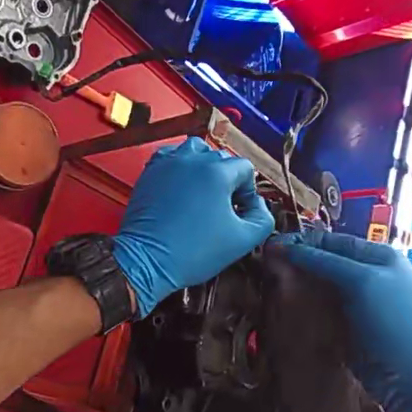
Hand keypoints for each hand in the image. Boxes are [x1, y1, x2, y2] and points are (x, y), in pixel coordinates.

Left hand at [112, 138, 276, 314]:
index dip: (247, 191)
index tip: (239, 212)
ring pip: (194, 151)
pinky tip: (180, 188)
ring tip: (202, 192)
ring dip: (203, 167)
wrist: (148, 261)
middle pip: (220, 158)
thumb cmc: (194, 251)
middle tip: (221, 208)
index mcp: (217, 171)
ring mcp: (167, 163)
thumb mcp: (243, 240)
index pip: (244, 169)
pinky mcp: (149, 172)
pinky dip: (179, 167)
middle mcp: (192, 159)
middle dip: (226, 180)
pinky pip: (170, 158)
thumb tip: (257, 204)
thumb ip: (263, 217)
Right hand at [275, 230, 411, 411]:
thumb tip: (283, 246)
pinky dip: (302, 310)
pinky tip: (283, 310)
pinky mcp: (348, 332)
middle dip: (295, 265)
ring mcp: (358, 306)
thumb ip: (324, 262)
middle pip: (323, 264)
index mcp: (377, 258)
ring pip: (318, 289)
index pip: (331, 241)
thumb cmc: (397, 323)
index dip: (300, 242)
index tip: (267, 248)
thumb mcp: (362, 282)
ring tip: (268, 288)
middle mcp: (367, 278)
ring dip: (295, 288)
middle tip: (263, 269)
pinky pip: (320, 313)